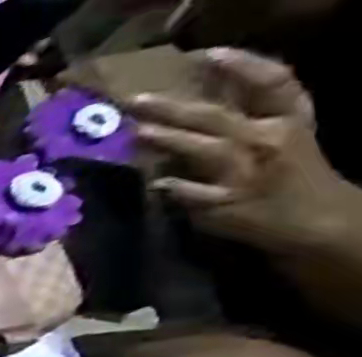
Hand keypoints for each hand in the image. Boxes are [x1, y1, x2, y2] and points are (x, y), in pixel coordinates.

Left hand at [130, 48, 360, 254]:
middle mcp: (268, 139)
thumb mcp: (278, 132)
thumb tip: (194, 99)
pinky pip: (195, 194)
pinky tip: (156, 184)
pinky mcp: (225, 204)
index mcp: (287, 116)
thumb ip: (240, 116)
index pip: (272, 81)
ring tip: (138, 132)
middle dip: (174, 107)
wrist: (309, 215)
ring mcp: (245, 173)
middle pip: (218, 116)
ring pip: (206, 150)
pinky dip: (176, 189)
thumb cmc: (284, 169)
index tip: (205, 55)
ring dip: (171, 140)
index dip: (242, 65)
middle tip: (134, 100)